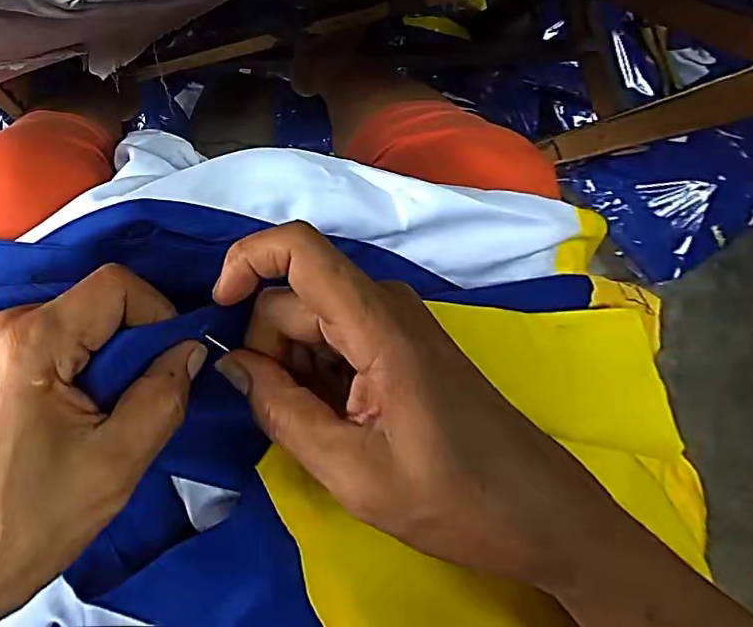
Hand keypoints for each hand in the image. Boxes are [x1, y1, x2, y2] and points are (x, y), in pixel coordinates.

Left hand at [0, 265, 204, 626]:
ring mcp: (5, 340)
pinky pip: (70, 337)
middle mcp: (14, 323)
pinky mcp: (5, 359)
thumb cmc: (29, 519)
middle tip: (140, 399)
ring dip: (117, 357)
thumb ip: (164, 395)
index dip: (157, 315)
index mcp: (34, 339)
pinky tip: (88, 410)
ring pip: (90, 319)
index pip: (118, 285)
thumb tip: (191, 348)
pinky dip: (94, 364)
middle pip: (104, 300)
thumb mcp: (116, 463)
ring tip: (112, 412)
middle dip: (137, 342)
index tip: (167, 366)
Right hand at [211, 223, 752, 626]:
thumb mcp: (353, 473)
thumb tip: (232, 362)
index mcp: (375, 322)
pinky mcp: (397, 337)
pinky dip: (316, 370)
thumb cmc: (453, 495)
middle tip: (290, 420)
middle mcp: (382, 301)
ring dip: (293, 366)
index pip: (300, 247)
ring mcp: (392, 317)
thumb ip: (282, 411)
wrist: (535, 506)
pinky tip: (340, 419)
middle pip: (293, 294)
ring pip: (310, 316)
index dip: (247, 258)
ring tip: (323, 430)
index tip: (217, 309)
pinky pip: (334, 333)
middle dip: (268, 349)